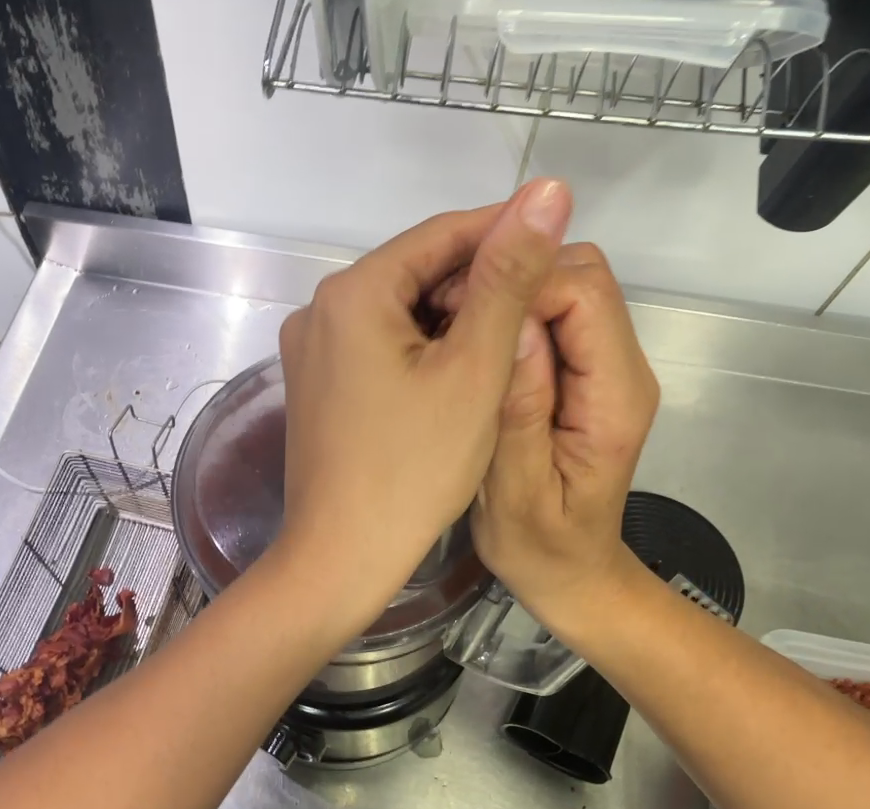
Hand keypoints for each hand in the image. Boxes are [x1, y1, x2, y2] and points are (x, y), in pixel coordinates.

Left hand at [272, 179, 572, 620]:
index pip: (443, 233)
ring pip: (398, 310)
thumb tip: (548, 190)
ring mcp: (310, 351)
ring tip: (509, 341)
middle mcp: (319, 309)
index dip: (507, 233)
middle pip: (416, 270)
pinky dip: (419, 349)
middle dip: (479, 282)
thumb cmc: (414, 469)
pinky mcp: (315, 386)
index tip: (560, 247)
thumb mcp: (474, 369)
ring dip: (452, 317)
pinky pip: (376, 346)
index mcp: (353, 292)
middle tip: (540, 306)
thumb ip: (509, 276)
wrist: (341, 557)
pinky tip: (457, 373)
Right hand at [461, 243, 659, 640]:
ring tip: (458, 329)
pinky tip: (476, 346)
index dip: (521, 286)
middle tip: (451, 316)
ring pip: (569, 287)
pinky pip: (557, 316)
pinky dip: (515, 315)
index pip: (583, 295)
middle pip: (583, 276)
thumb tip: (516, 324)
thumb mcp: (514, 491)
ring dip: (512, 294)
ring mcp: (607, 370)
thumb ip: (521, 409)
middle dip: (515, 279)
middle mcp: (623, 371)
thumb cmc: (538, 547)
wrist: (571, 573)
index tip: (462, 315)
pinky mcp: (587, 375)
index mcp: (614, 398)